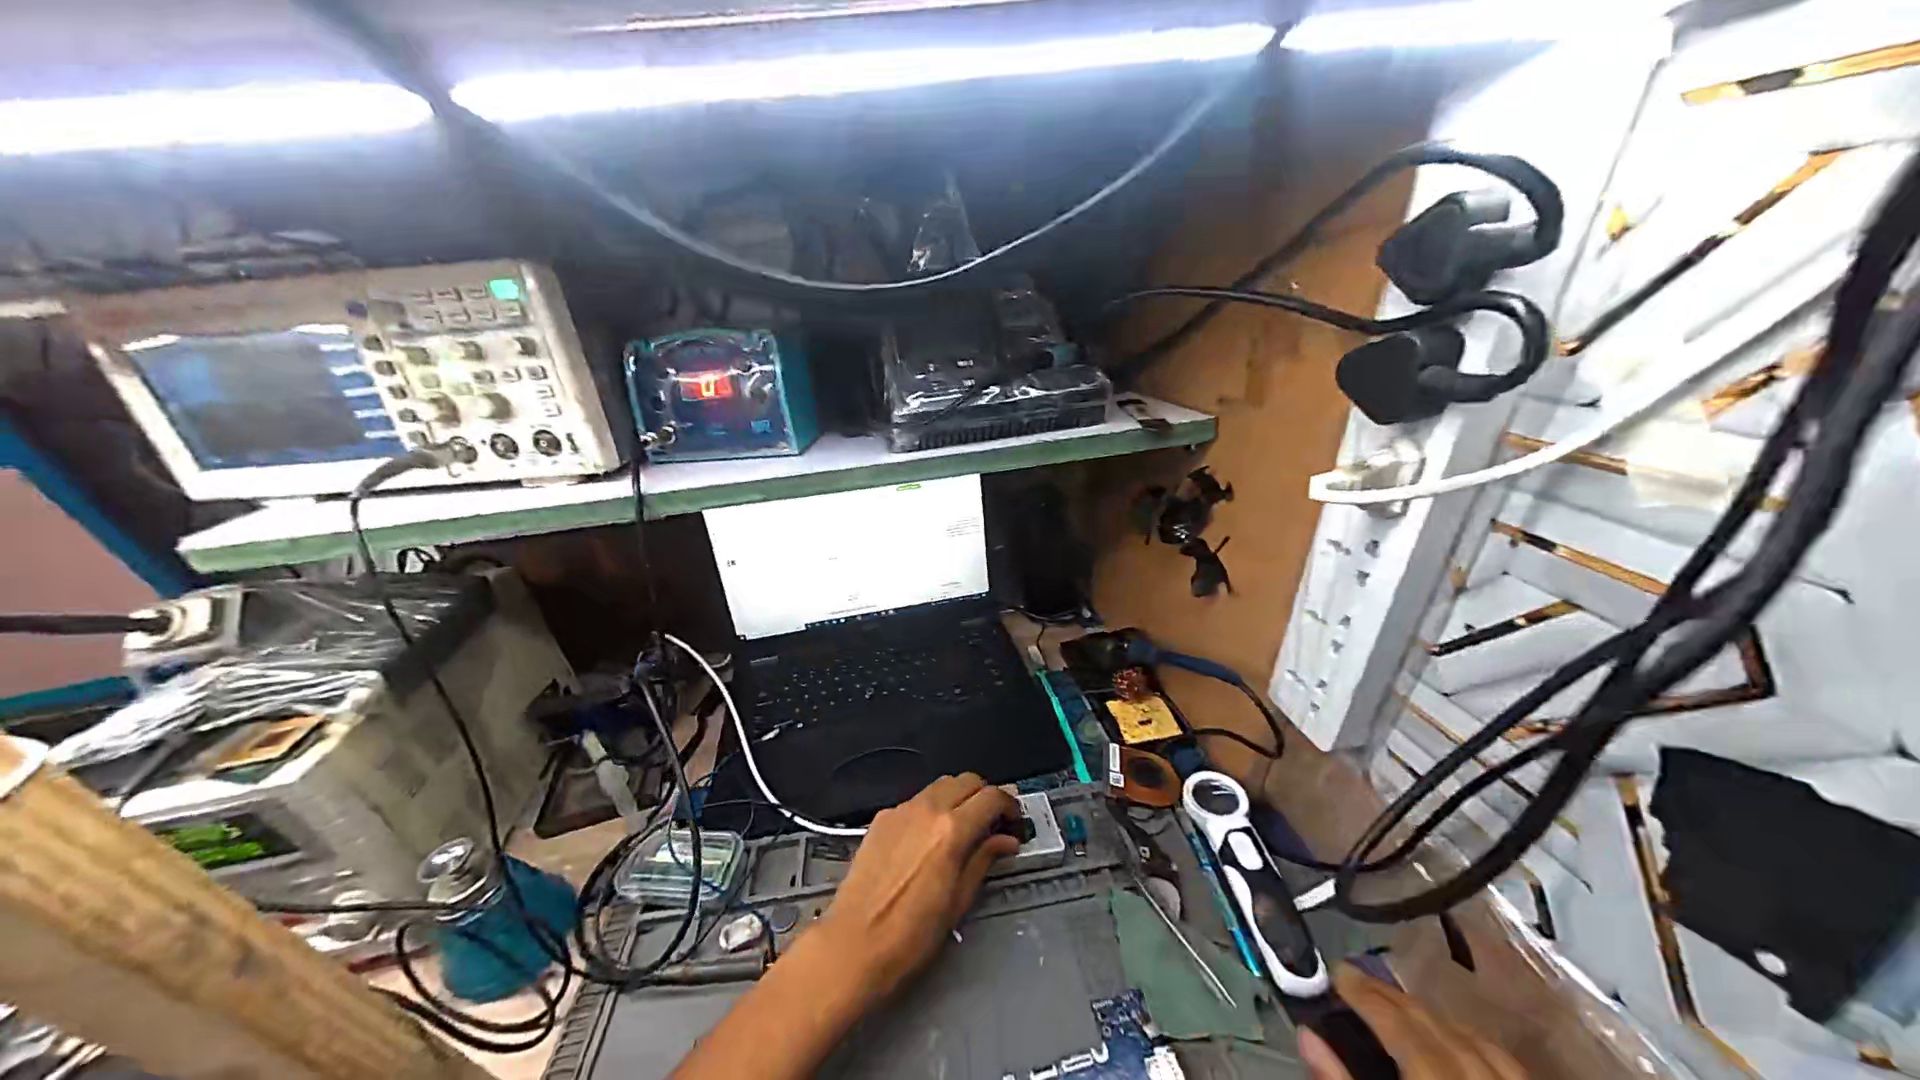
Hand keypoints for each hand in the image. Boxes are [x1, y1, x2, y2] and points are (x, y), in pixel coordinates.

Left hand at [812, 773, 1020, 1001]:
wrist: (855, 944)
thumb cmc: (913, 933)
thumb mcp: (959, 899)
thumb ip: (984, 859)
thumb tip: (1005, 840)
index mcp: (952, 829)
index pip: (992, 797)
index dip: (1010, 806)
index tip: (1014, 822)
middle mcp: (927, 809)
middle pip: (966, 780)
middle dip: (985, 796)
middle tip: (992, 823)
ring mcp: (901, 810)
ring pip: (940, 786)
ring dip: (958, 798)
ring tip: (963, 828)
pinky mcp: (881, 819)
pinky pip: (916, 801)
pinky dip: (931, 809)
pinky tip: (930, 838)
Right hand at [1300, 965, 1526, 1079]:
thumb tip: (1307, 1034)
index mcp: (1436, 1079)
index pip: (1399, 1027)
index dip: (1365, 995)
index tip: (1337, 972)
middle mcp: (1478, 1077)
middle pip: (1436, 1027)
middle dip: (1392, 997)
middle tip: (1356, 979)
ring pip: (1475, 1041)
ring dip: (1431, 1016)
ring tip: (1398, 1002)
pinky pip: (1507, 1064)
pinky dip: (1473, 1042)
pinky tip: (1456, 1039)